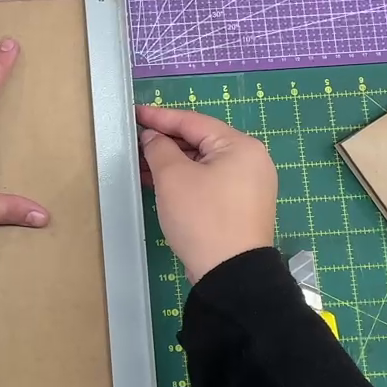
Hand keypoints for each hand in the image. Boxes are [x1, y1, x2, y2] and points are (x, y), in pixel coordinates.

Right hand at [137, 105, 276, 281]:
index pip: (193, 122)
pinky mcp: (241, 205)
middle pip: (200, 141)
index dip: (160, 117)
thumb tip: (152, 137)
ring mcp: (249, 184)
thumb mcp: (173, 177)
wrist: (231, 273)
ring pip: (203, 163)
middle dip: (165, 141)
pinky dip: (184, 178)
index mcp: (240, 146)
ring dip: (172, 162)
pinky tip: (159, 182)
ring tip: (141, 163)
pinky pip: (209, 180)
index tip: (135, 113)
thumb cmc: (203, 217)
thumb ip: (159, 148)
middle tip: (135, 140)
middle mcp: (251, 160)